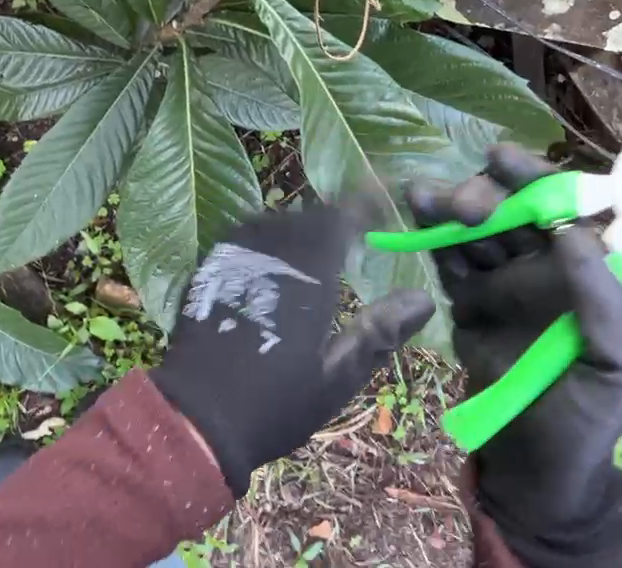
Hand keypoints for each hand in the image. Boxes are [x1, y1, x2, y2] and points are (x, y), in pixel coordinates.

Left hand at [150, 200, 434, 496]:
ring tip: (316, 247)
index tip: (382, 202)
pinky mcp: (211, 269)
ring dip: (299, 227)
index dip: (362, 206)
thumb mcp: (337, 378)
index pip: (339, 221)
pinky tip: (273, 261)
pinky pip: (245, 235)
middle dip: (333, 220)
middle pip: (307, 218)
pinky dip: (267, 237)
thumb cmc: (276, 404)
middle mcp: (270, 255)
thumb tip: (423, 297)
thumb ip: (379, 332)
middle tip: (354, 234)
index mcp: (306, 277)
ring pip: (274, 222)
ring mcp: (235, 259)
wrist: (197, 418)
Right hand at [408, 145, 621, 564]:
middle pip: (509, 212)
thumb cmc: (584, 417)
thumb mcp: (615, 366)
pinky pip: (447, 260)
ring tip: (421, 195)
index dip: (534, 179)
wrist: (533, 468)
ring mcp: (498, 282)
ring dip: (448, 208)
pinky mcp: (463, 300)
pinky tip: (415, 216)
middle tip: (463, 204)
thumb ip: (603, 301)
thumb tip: (574, 233)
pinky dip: (431, 236)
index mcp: (582, 274)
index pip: (560, 209)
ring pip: (472, 230)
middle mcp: (540, 268)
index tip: (500, 158)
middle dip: (484, 196)